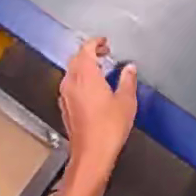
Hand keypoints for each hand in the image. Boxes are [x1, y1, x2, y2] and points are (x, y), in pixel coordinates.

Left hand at [60, 37, 137, 186]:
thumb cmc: (108, 128)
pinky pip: (70, 86)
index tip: (104, 42)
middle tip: (104, 52)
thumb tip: (129, 69)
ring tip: (100, 69)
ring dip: (84, 67)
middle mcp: (71, 82)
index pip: (86, 49)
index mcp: (86, 75)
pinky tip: (93, 89)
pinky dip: (80, 81)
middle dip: (89, 52)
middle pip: (76, 59)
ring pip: (71, 72)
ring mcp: (65, 95)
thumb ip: (127, 80)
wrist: (92, 153)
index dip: (95, 42)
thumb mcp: (126, 100)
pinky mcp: (65, 107)